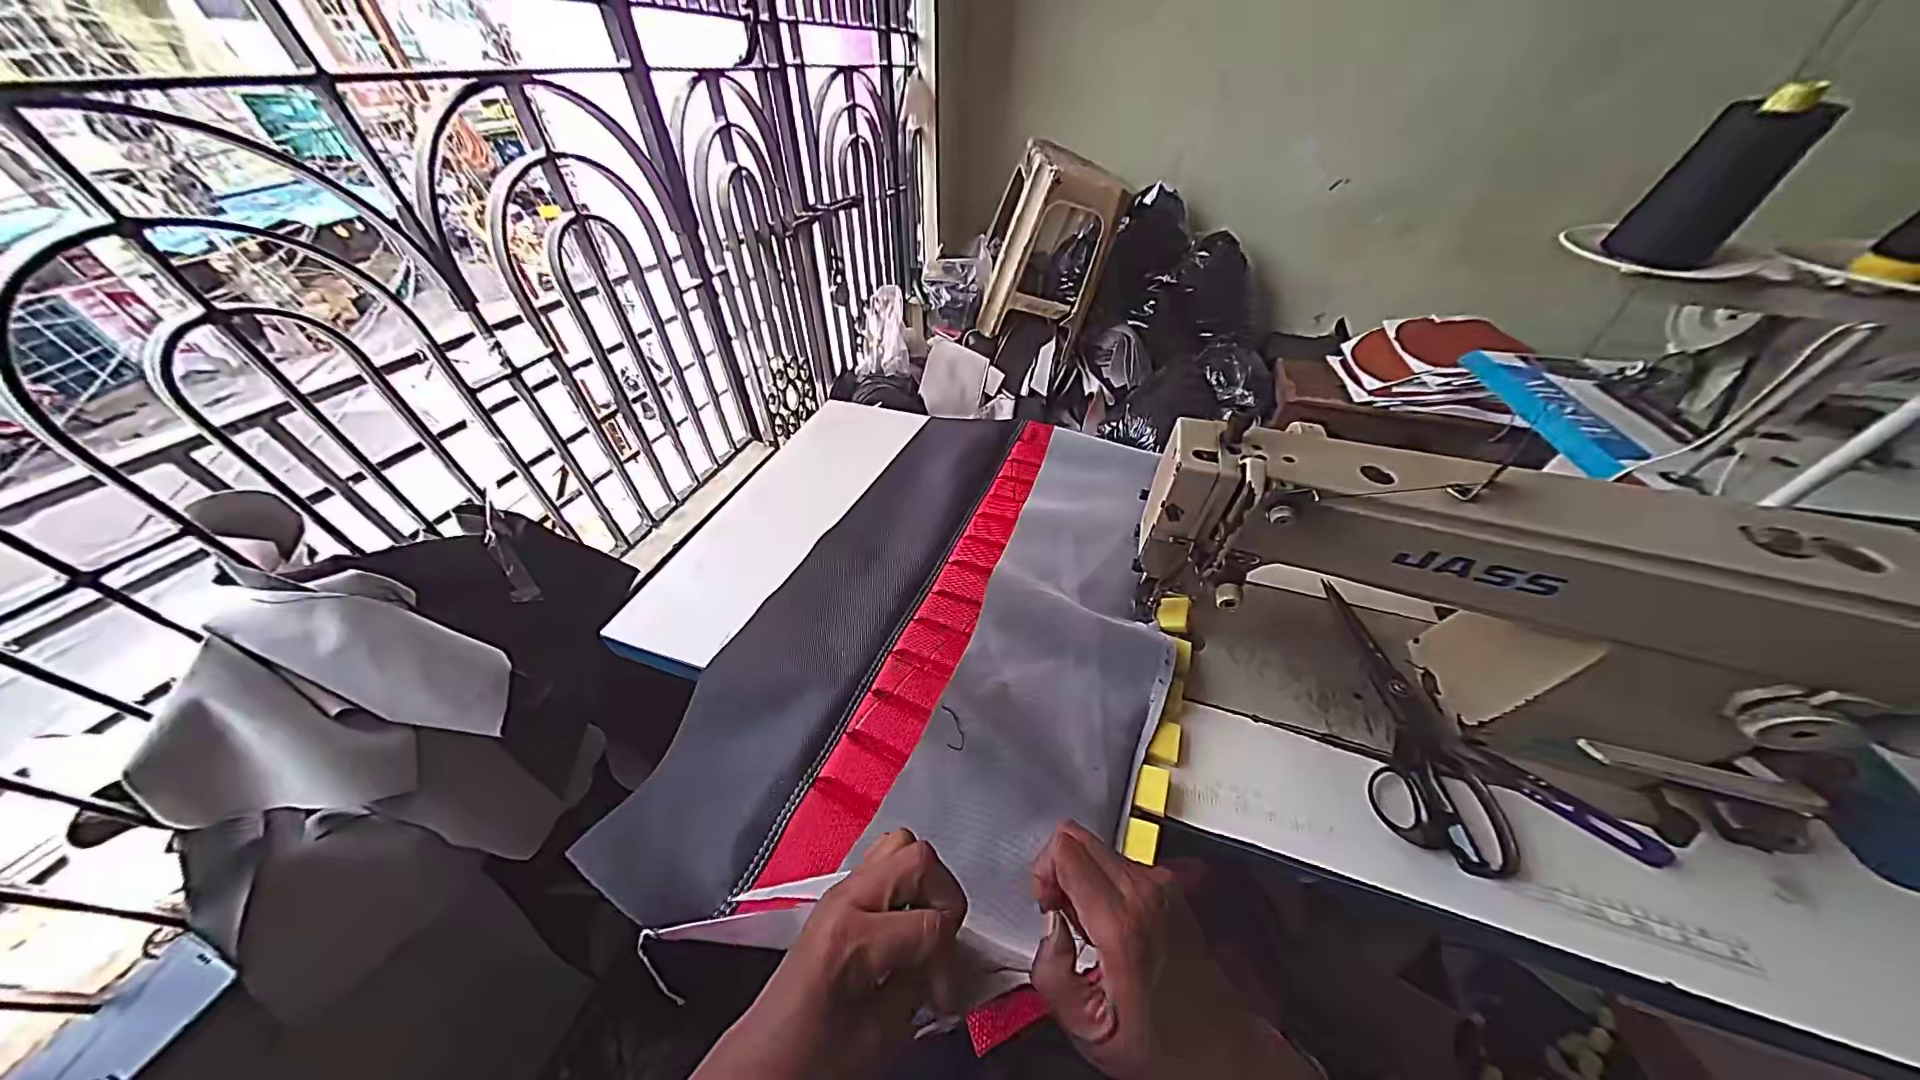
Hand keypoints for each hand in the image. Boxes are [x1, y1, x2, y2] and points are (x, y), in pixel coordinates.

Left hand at [691, 829, 967, 1079]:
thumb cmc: (814, 1056)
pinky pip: (884, 860)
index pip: (931, 922)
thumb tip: (951, 957)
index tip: (944, 990)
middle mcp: (844, 899)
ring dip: (924, 882)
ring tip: (923, 926)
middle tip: (941, 945)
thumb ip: (923, 983)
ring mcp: (839, 890)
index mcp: (850, 936)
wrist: (765, 1059)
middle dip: (944, 900)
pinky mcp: (840, 893)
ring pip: (900, 844)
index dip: (949, 960)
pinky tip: (904, 922)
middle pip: (919, 859)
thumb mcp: (881, 1033)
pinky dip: (905, 882)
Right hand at [1030, 821, 1312, 1079]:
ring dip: (1080, 876)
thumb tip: (1049, 928)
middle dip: (1058, 869)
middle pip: (1076, 837)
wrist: (1216, 1045)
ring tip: (1089, 925)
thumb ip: (1051, 973)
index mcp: (1121, 922)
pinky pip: (1117, 860)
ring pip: (1095, 847)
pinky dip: (1102, 881)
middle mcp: (1144, 892)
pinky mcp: (1168, 883)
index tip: (1048, 905)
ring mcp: (1160, 883)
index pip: (1063, 848)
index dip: (1043, 873)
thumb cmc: (1161, 1041)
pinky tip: (1109, 922)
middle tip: (1063, 913)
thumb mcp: (1087, 1027)